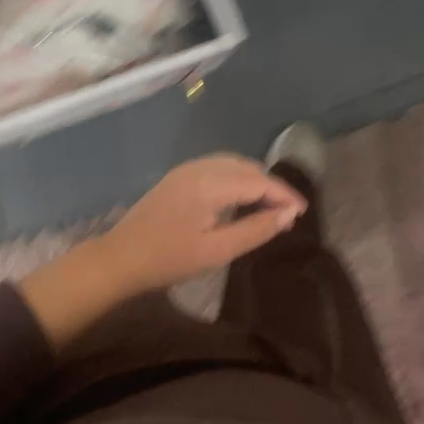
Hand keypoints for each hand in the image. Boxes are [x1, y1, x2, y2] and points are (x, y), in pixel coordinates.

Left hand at [96, 154, 307, 293]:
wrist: (121, 258)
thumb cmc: (170, 259)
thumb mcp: (218, 251)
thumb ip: (255, 229)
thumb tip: (289, 214)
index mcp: (211, 183)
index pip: (259, 181)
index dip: (284, 194)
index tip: (303, 212)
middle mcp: (200, 167)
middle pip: (246, 167)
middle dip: (270, 186)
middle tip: (287, 215)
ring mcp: (186, 169)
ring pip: (232, 164)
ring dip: (254, 180)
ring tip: (268, 207)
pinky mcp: (178, 176)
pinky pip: (217, 167)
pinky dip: (236, 178)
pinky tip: (240, 199)